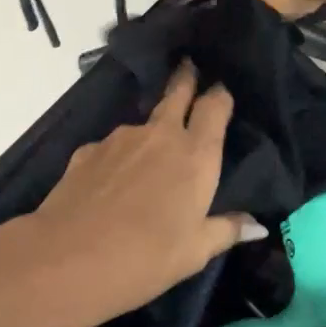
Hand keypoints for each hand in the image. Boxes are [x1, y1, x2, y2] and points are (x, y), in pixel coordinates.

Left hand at [29, 63, 264, 318]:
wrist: (68, 259)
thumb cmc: (146, 258)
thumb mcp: (195, 253)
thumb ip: (226, 230)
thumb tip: (257, 224)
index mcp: (196, 155)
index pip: (214, 107)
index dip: (219, 95)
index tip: (221, 90)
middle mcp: (160, 135)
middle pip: (177, 94)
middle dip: (185, 79)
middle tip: (189, 67)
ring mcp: (120, 138)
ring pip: (143, 125)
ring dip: (150, 134)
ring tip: (147, 162)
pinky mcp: (87, 150)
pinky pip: (112, 149)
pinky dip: (118, 160)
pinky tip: (111, 185)